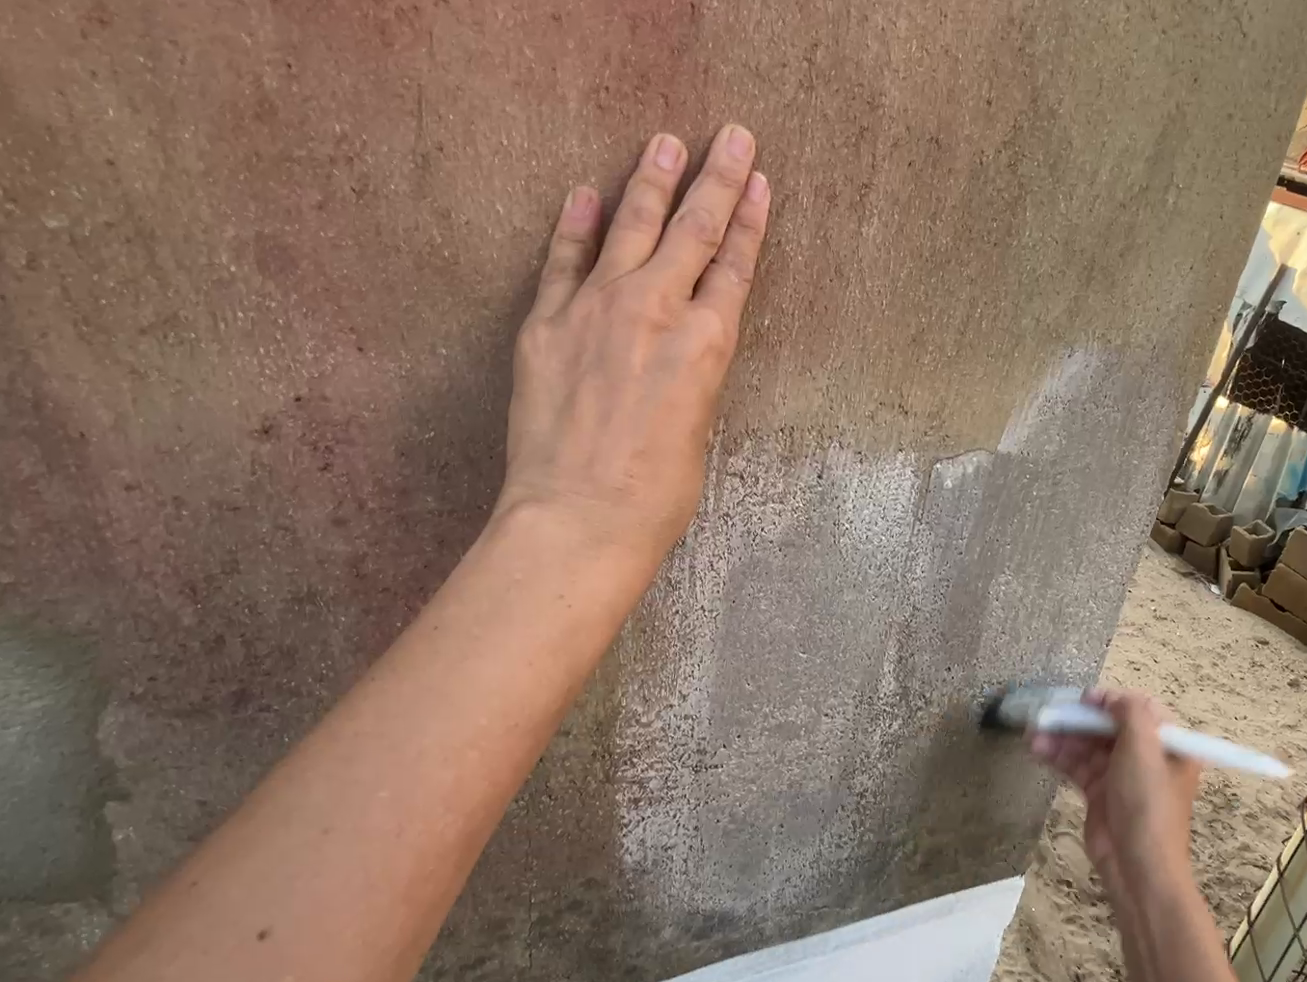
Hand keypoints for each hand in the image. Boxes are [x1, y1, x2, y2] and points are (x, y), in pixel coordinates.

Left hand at [497, 125, 771, 556]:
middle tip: (732, 136)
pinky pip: (564, 262)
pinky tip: (586, 193)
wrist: (579, 519)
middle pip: (692, 231)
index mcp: (705, 345)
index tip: (760, 183)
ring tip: (666, 142)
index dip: (750, 222)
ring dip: (651, 182)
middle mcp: (655, 312)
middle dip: (716, 179)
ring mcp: (595, 311)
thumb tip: (682, 351)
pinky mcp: (546, 325)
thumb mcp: (697, 430)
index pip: (733, 267)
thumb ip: (692, 376)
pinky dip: (576, 226)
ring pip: (630, 228)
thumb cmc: (655, 496)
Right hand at [1032, 688, 1201, 895]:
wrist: (1138, 865)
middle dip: (1078, 718)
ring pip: (1088, 746)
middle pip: (1108, 726)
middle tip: (1049, 712)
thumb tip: (1110, 699)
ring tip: (1034, 732)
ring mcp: (1121, 776)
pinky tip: (1037, 749)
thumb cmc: (1148, 803)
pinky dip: (1057, 756)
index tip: (1084, 699)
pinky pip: (1077, 766)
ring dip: (1061, 736)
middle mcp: (1146, 757)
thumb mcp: (1144, 748)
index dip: (1111, 701)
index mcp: (1168, 745)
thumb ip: (1129, 713)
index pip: (1140, 710)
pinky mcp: (1099, 793)